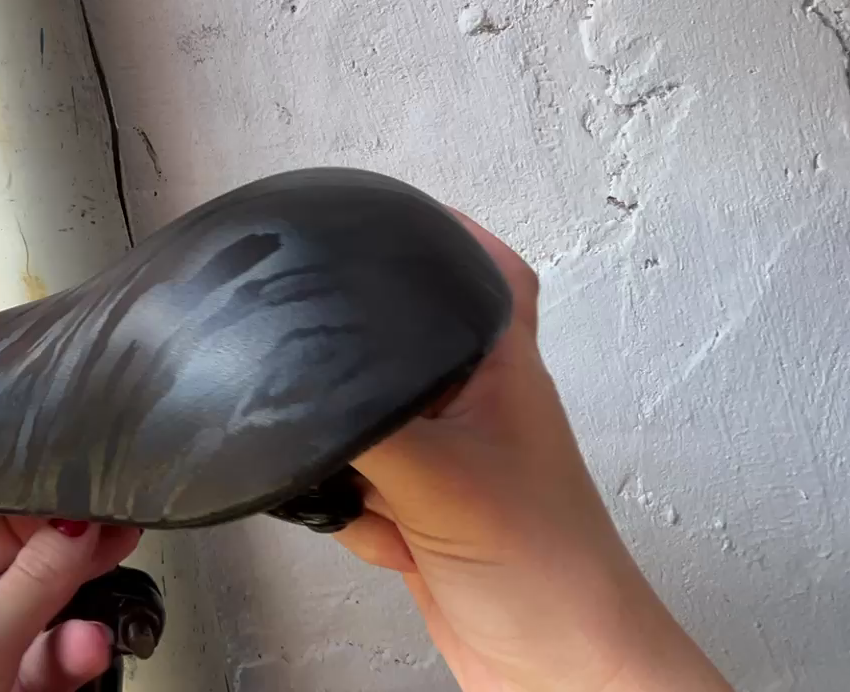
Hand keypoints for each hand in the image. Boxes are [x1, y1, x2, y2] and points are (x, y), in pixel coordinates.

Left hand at [0, 517, 142, 691]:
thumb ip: (23, 591)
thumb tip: (74, 522)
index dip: (29, 526)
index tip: (82, 506)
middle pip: (14, 592)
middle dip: (65, 566)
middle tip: (119, 533)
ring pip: (39, 644)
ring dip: (76, 628)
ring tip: (100, 627)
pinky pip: (49, 685)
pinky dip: (75, 667)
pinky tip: (92, 653)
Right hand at [336, 211, 731, 691]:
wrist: (552, 681)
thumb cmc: (549, 577)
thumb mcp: (443, 479)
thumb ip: (367, 424)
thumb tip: (296, 390)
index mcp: (498, 373)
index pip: (490, 274)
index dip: (452, 230)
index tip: (402, 205)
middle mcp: (465, 405)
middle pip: (396, 345)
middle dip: (356, 365)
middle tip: (320, 359)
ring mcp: (436, 458)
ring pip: (359, 419)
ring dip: (350, 462)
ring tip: (385, 501)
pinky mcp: (410, 505)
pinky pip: (348, 479)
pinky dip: (352, 511)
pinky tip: (390, 540)